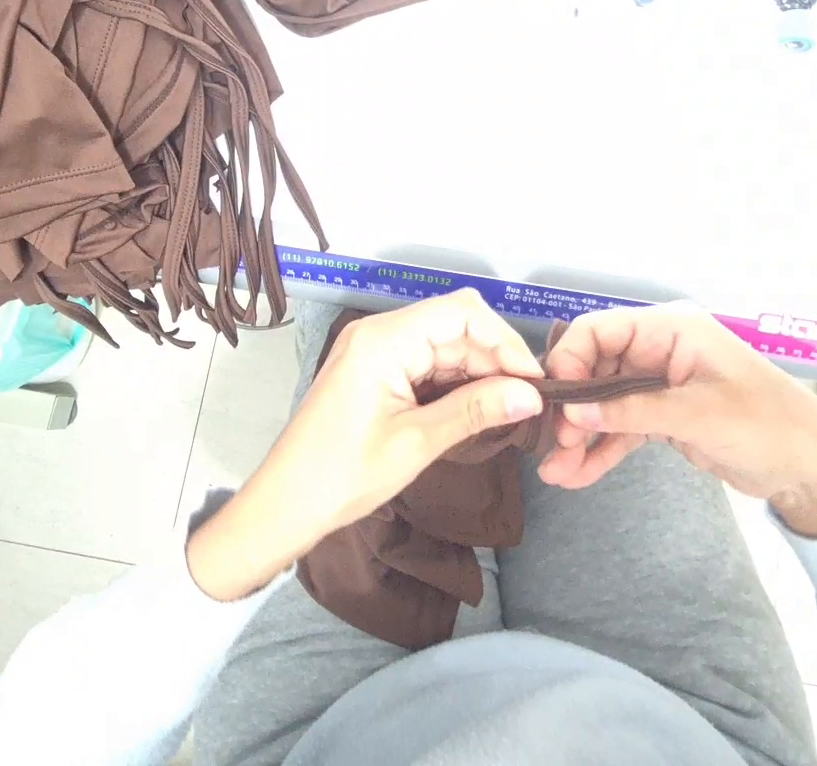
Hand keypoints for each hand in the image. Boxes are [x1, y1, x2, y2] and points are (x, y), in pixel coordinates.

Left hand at [187, 290, 544, 599]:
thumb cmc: (340, 476)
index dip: (504, 340)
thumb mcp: (415, 443)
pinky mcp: (375, 370)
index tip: (532, 381)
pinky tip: (475, 409)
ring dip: (477, 373)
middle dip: (494, 360)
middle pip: (455, 326)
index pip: (461, 313)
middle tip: (525, 403)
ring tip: (506, 410)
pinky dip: (454, 383)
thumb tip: (529, 395)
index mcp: (383, 340)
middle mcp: (378, 333)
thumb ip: (475, 410)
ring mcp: (375, 350)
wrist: (284, 504)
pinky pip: (426, 363)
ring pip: (444, 346)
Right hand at [538, 304, 816, 537]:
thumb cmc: (769, 426)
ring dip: (579, 436)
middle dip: (571, 407)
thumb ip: (632, 411)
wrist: (816, 470)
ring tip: (554, 471)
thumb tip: (572, 411)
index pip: (601, 330)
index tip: (555, 400)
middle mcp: (659, 351)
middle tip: (552, 442)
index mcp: (671, 330)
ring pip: (603, 404)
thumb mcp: (699, 415)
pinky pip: (620, 429)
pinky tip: (575, 475)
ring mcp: (659, 385)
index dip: (571, 359)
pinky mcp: (663, 417)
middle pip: (595, 369)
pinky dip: (600, 450)